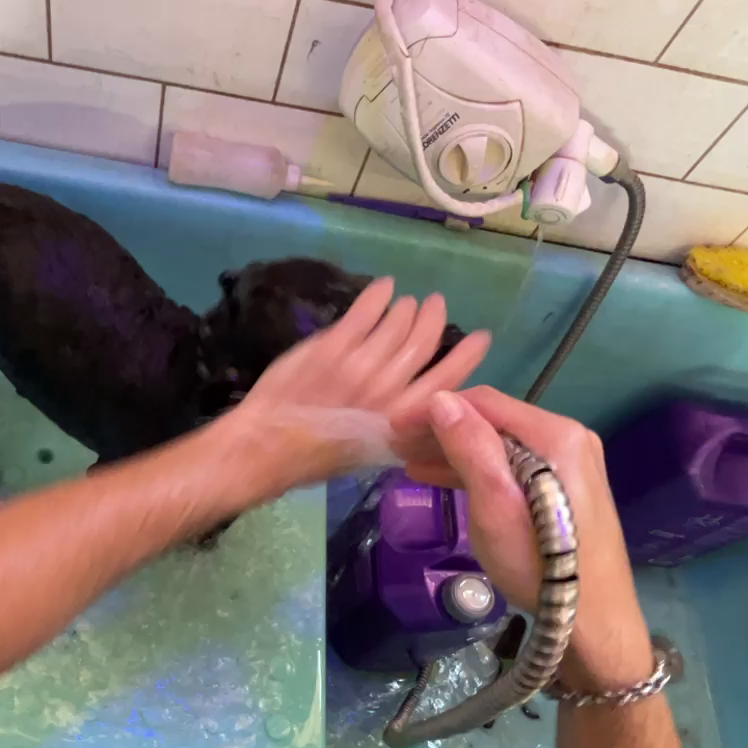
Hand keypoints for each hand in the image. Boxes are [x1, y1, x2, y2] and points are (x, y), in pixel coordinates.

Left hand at [215, 277, 491, 494]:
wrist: (267, 448)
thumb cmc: (317, 460)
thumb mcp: (372, 453)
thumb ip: (401, 426)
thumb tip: (424, 405)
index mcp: (404, 420)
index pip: (450, 379)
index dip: (469, 354)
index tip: (480, 337)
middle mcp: (389, 390)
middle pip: (425, 341)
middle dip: (434, 317)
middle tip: (436, 304)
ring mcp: (361, 364)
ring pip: (397, 322)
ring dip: (406, 308)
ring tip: (408, 301)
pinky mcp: (333, 346)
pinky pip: (365, 311)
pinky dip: (378, 295)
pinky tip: (384, 287)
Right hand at [393, 387, 653, 692]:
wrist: (592, 622)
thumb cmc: (538, 565)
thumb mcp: (495, 505)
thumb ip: (471, 448)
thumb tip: (439, 400)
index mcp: (555, 435)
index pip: (483, 402)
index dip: (433, 410)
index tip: (393, 429)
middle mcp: (567, 438)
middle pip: (491, 419)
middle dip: (439, 428)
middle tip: (394, 446)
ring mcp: (568, 462)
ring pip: (497, 442)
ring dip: (451, 448)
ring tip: (407, 461)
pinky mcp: (563, 486)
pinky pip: (509, 463)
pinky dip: (473, 467)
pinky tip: (438, 477)